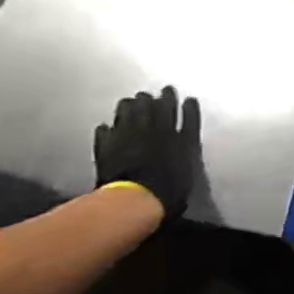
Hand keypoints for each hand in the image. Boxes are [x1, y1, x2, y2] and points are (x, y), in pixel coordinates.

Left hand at [93, 86, 200, 218]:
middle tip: (157, 95)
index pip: (187, 114)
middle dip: (158, 97)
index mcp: (179, 137)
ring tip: (131, 102)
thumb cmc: (169, 193)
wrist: (136, 198)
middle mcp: (155, 129)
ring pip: (128, 108)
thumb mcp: (187, 174)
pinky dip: (109, 127)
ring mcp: (128, 133)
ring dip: (131, 103)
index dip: (188, 106)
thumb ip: (185, 155)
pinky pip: (105, 129)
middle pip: (156, 104)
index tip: (188, 99)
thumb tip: (182, 146)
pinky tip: (108, 127)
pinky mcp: (107, 143)